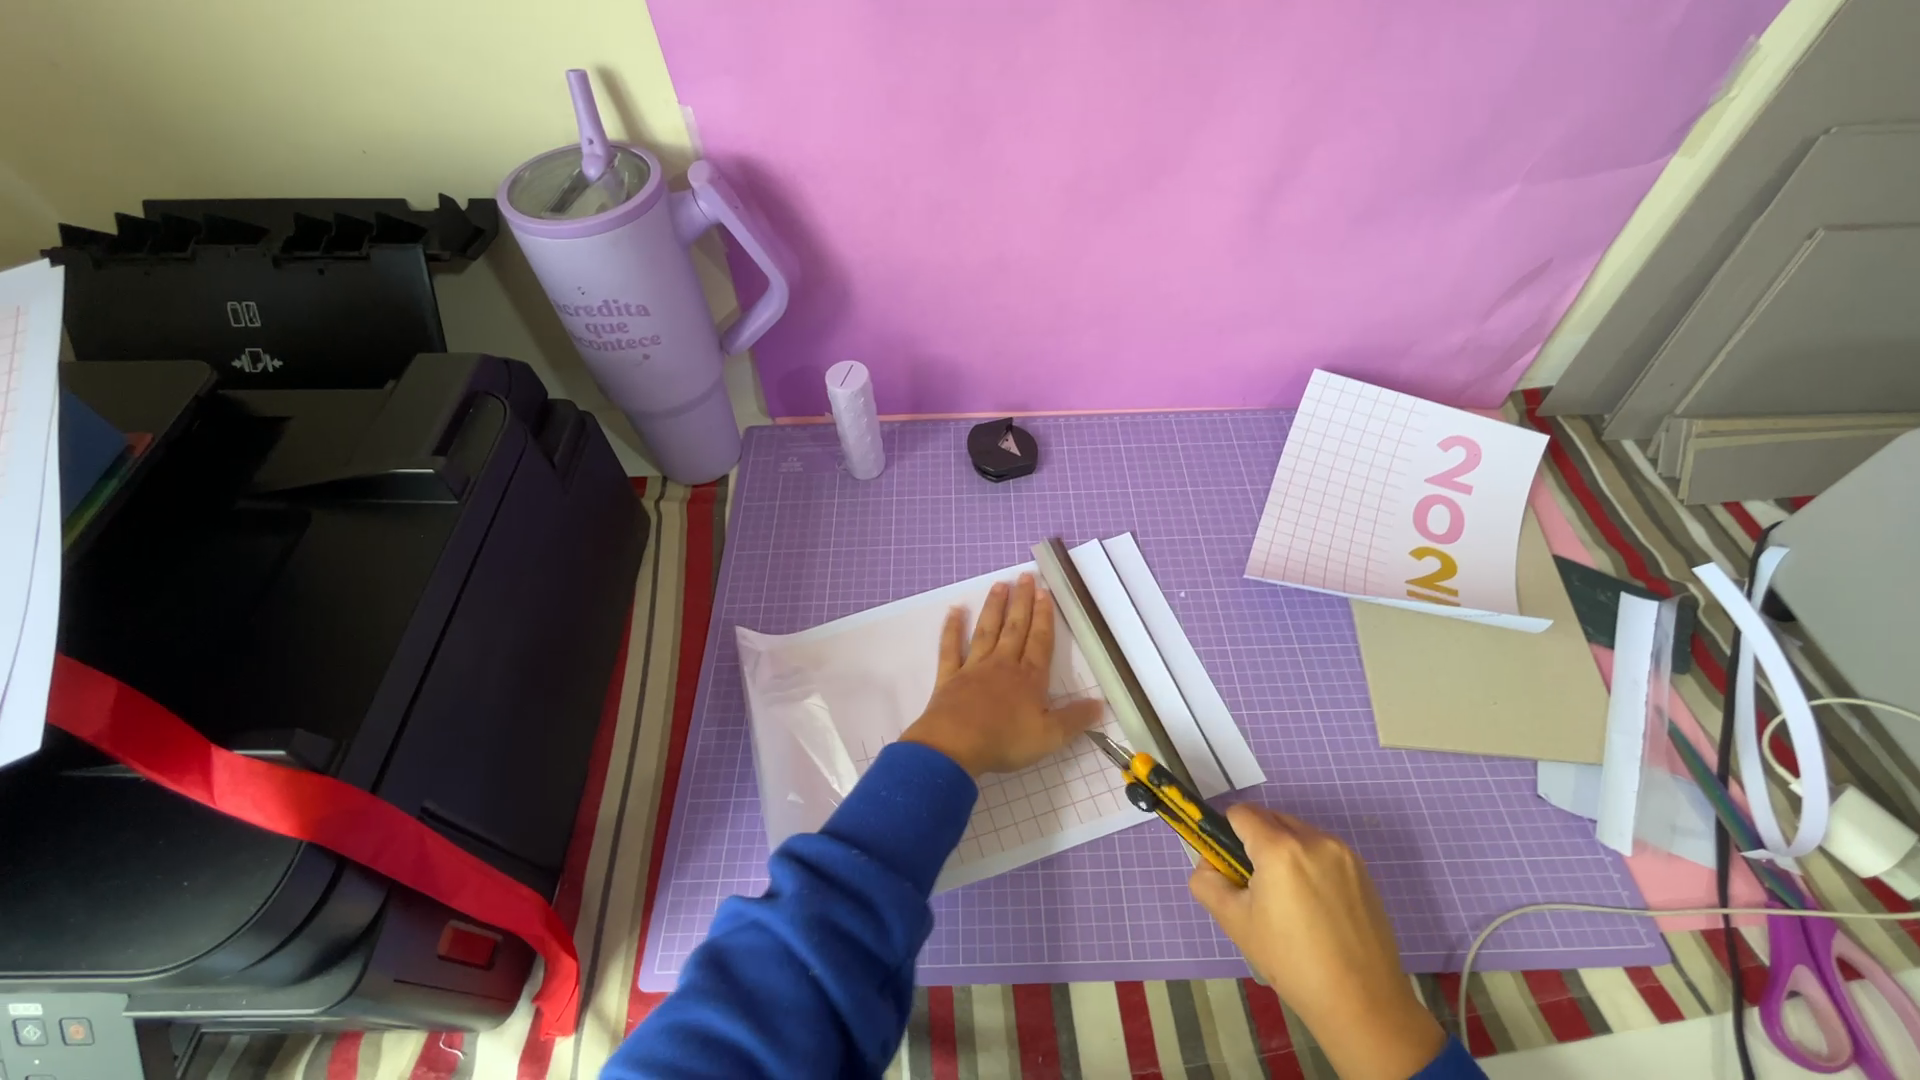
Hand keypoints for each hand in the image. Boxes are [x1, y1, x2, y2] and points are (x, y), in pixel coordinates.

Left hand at [900, 574, 1103, 776]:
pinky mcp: (949, 678)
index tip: (1044, 592)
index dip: (1044, 617)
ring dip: (994, 608)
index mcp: (1029, 678)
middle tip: (1025, 576)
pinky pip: (951, 648)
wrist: (955, 746)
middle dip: (1021, 602)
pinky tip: (954, 611)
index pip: (1040, 642)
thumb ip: (1075, 719)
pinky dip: (952, 629)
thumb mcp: (1050, 736)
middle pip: (1015, 629)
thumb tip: (1101, 704)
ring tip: (999, 585)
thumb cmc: (1005, 741)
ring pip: (986, 631)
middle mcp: (1003, 665)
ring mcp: (974, 668)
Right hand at [1190, 804, 1445, 1079]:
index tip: (1229, 865)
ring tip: (1288, 901)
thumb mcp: (1234, 922)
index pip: (1241, 813)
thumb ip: (1206, 881)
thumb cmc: (1290, 962)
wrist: (1361, 1003)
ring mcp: (1343, 854)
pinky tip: (1315, 907)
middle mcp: (1314, 840)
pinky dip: (1309, 864)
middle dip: (1255, 842)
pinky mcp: (1363, 871)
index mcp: (1279, 848)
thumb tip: (1209, 863)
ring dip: (1283, 851)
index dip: (1227, 833)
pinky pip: (1323, 851)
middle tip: (1255, 886)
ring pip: (1298, 834)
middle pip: (1271, 818)